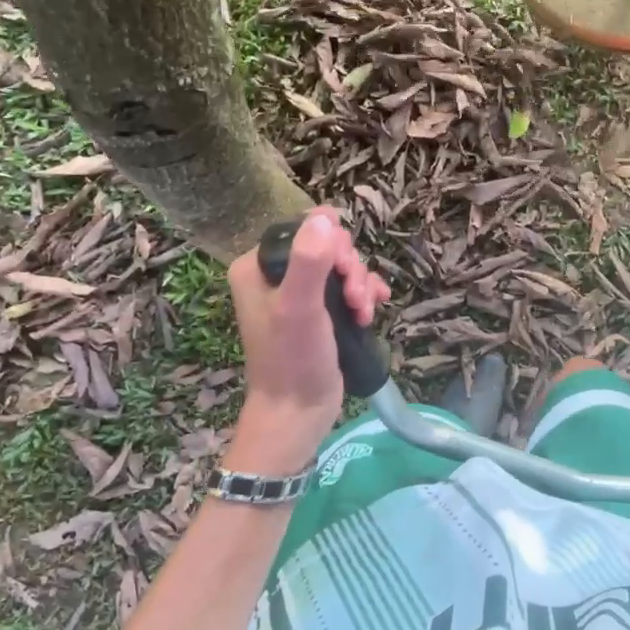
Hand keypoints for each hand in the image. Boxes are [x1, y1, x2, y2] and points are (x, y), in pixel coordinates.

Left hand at [223, 208, 388, 469]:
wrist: (298, 414)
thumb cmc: (292, 360)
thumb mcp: (299, 307)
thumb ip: (309, 262)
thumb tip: (325, 216)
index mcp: (256, 265)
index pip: (306, 229)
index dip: (334, 246)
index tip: (343, 273)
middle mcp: (274, 274)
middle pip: (329, 247)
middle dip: (351, 271)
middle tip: (355, 300)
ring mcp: (298, 294)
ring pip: (343, 267)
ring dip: (361, 285)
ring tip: (363, 314)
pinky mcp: (319, 312)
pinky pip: (350, 286)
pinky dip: (365, 295)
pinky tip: (373, 312)